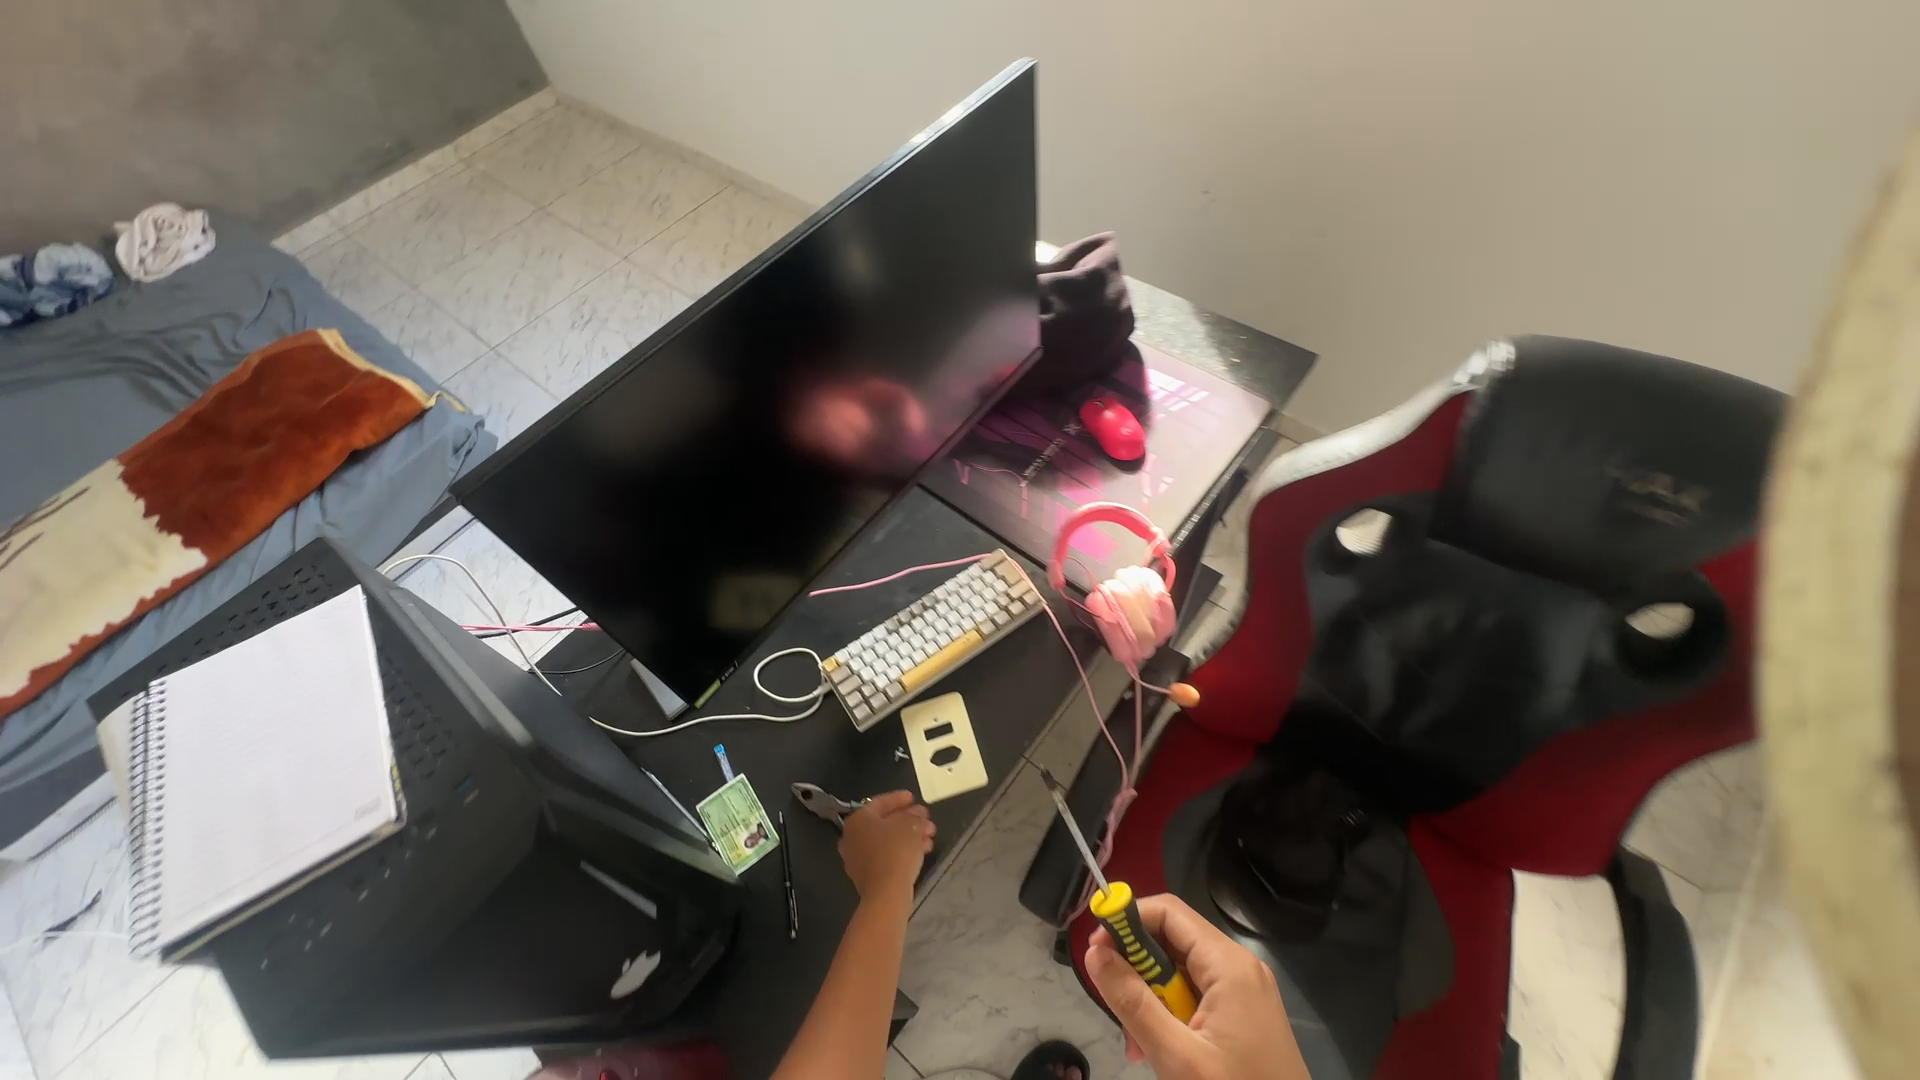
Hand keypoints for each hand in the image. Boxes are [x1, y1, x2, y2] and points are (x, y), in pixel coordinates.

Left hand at [838, 791, 934, 901]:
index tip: (914, 798)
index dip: (899, 798)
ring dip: (908, 837)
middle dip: (908, 820)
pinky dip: (901, 851)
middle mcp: (852, 837)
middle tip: (926, 820)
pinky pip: (885, 856)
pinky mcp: (866, 876)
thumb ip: (915, 816)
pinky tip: (921, 852)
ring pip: (886, 841)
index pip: (880, 802)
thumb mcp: (910, 826)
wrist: (886, 892)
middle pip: (884, 823)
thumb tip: (918, 813)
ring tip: (929, 838)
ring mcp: (856, 858)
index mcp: (858, 820)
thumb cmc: (896, 850)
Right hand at [1086, 893, 1308, 1079]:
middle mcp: (1238, 966)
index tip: (1095, 951)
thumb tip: (1094, 953)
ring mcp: (1243, 991)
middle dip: (1135, 966)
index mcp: (1228, 964)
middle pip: (1171, 939)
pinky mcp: (1244, 1015)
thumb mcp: (1178, 1057)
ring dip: (1149, 997)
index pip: (1167, 911)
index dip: (1126, 920)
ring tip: (1137, 1045)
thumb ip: (1133, 1002)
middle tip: (1113, 1005)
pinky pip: (1195, 994)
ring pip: (1178, 970)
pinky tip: (1159, 1050)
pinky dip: (1170, 1013)